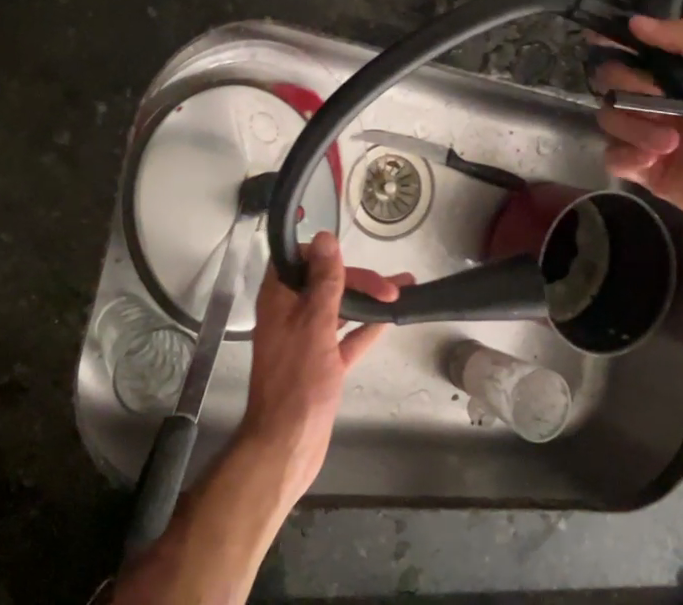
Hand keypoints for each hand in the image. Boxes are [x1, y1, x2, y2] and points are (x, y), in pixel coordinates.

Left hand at [238, 231, 412, 506]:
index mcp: (279, 300)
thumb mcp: (314, 324)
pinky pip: (346, 338)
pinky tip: (389, 320)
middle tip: (394, 285)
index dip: (323, 252)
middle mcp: (290, 314)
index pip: (297, 260)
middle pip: (324, 283)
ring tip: (403, 290)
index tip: (351, 253)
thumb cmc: (298, 381)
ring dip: (368, 300)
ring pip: (339, 309)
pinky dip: (366, 328)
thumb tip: (325, 237)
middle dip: (358, 279)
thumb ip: (324, 281)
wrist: (288, 444)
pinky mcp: (322, 363)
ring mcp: (306, 340)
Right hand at [595, 16, 682, 246]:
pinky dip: (624, 154)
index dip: (623, 48)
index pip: (645, 59)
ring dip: (633, 126)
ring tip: (668, 145)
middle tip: (649, 97)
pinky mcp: (650, 175)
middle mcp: (669, 109)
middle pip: (619, 86)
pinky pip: (613, 156)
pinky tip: (649, 160)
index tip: (601, 38)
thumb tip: (637, 22)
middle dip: (627, 86)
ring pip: (613, 119)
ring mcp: (657, 142)